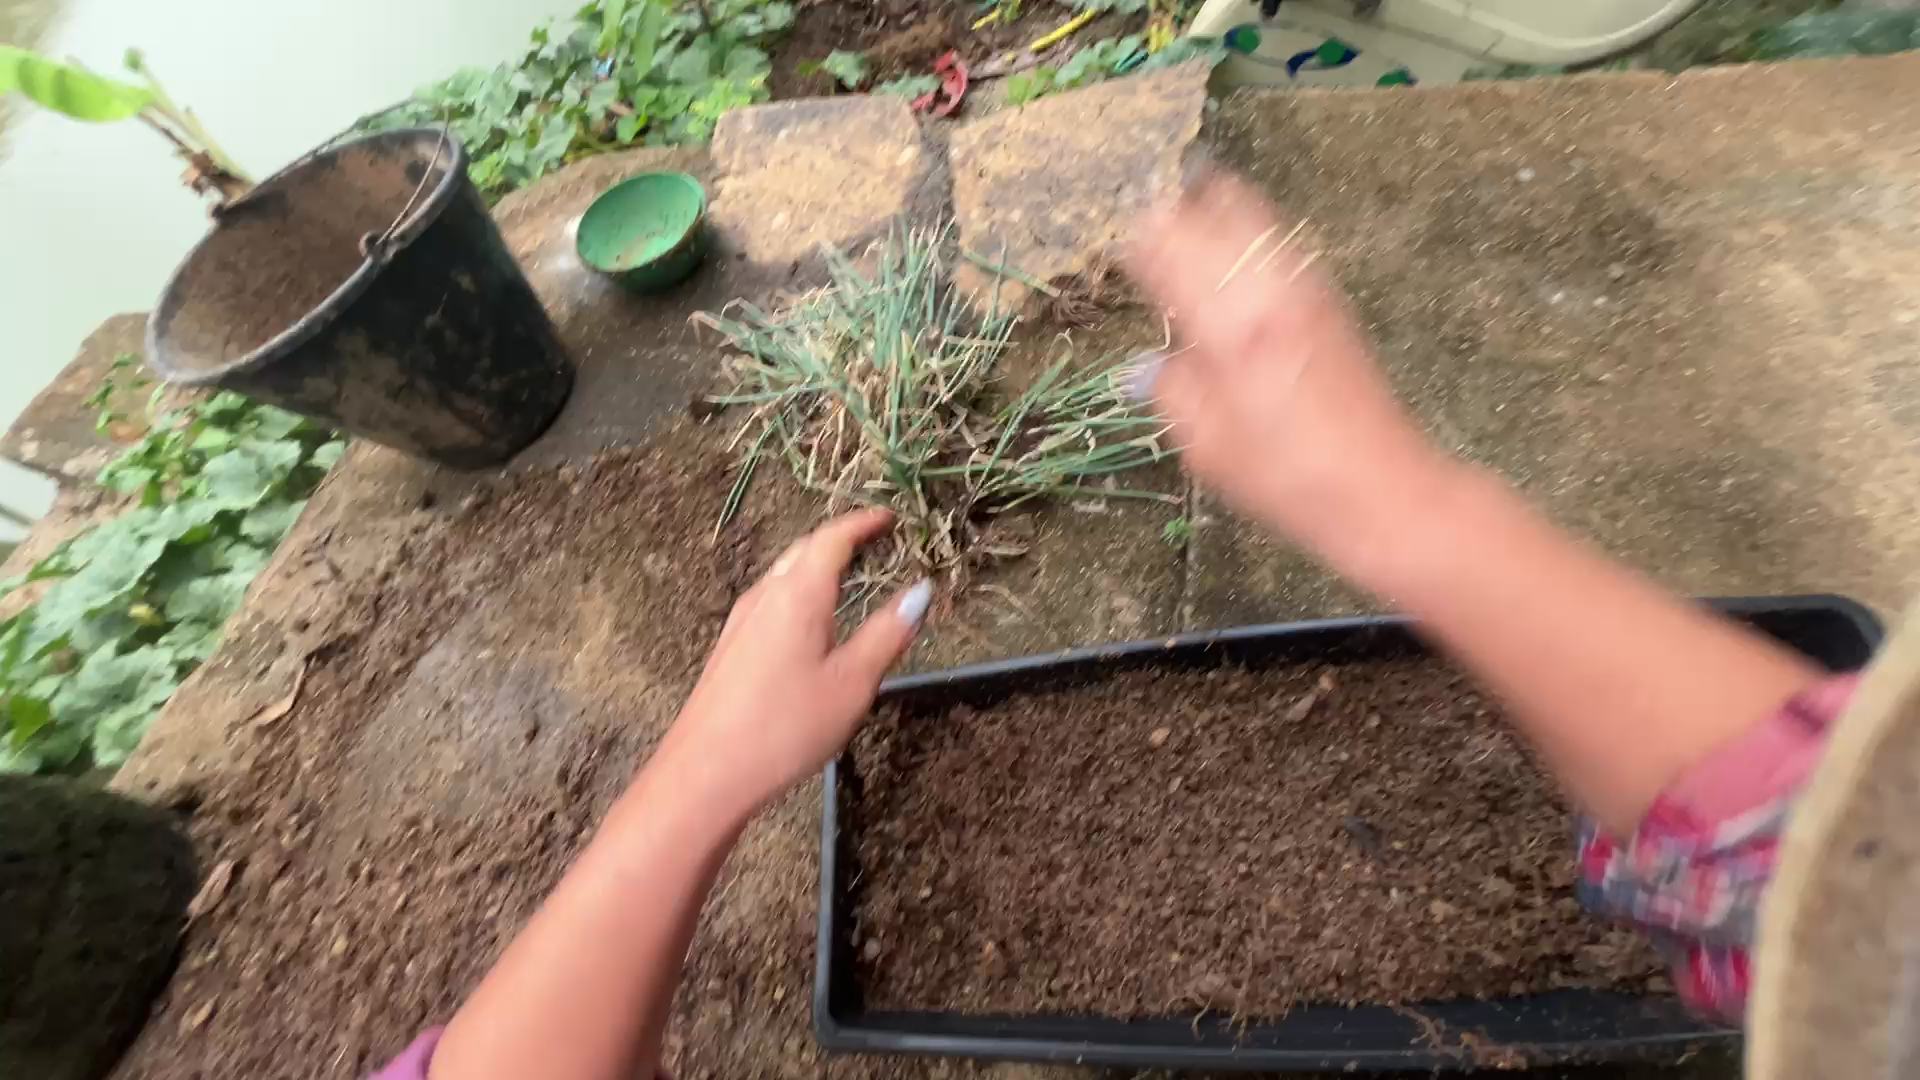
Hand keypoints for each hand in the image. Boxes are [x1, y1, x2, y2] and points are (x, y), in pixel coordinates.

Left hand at [657, 509, 930, 822]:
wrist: (704, 774)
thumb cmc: (786, 726)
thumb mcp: (852, 682)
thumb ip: (888, 632)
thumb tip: (922, 590)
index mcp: (798, 594)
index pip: (832, 539)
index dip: (863, 523)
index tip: (889, 517)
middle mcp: (765, 595)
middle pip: (805, 549)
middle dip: (841, 538)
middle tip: (875, 539)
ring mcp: (742, 620)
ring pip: (785, 572)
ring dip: (819, 562)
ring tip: (850, 571)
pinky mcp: (732, 645)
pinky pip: (773, 598)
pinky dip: (801, 588)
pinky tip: (811, 617)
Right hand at [1126, 172, 1449, 563]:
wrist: (1378, 488)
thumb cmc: (1281, 477)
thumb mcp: (1204, 446)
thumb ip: (1171, 391)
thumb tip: (1145, 366)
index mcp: (1230, 327)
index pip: (1169, 253)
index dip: (1134, 237)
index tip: (1107, 235)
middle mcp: (1270, 290)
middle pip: (1215, 212)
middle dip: (1173, 208)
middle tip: (1140, 217)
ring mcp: (1305, 289)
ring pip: (1253, 217)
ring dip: (1211, 209)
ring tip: (1179, 216)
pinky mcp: (1327, 300)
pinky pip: (1275, 242)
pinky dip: (1243, 234)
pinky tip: (1228, 256)